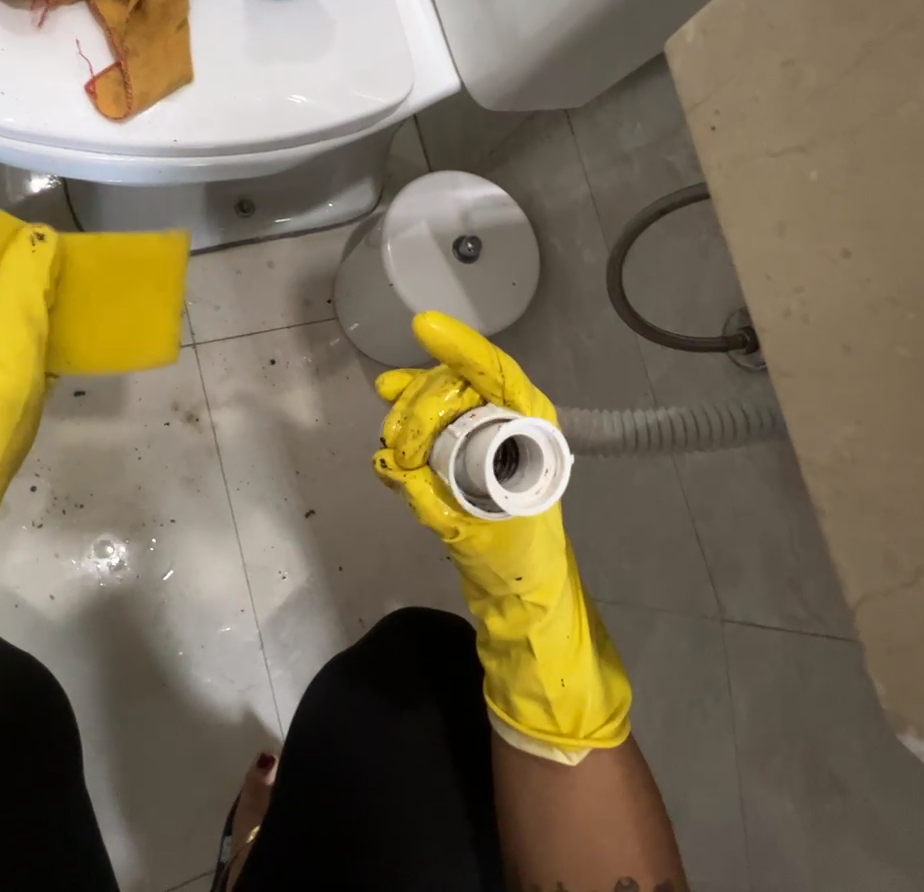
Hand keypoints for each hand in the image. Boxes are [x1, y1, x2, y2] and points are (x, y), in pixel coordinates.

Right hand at [373, 312, 631, 760]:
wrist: (524, 596)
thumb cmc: (518, 564)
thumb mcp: (479, 537)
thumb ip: (436, 504)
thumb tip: (390, 465)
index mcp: (533, 434)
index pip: (498, 375)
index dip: (462, 349)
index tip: (425, 328)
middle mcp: (512, 425)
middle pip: (458, 386)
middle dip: (420, 399)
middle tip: (393, 425)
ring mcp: (489, 437)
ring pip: (441, 401)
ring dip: (410, 413)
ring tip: (394, 442)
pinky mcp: (468, 453)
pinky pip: (433, 426)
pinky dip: (407, 425)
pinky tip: (392, 437)